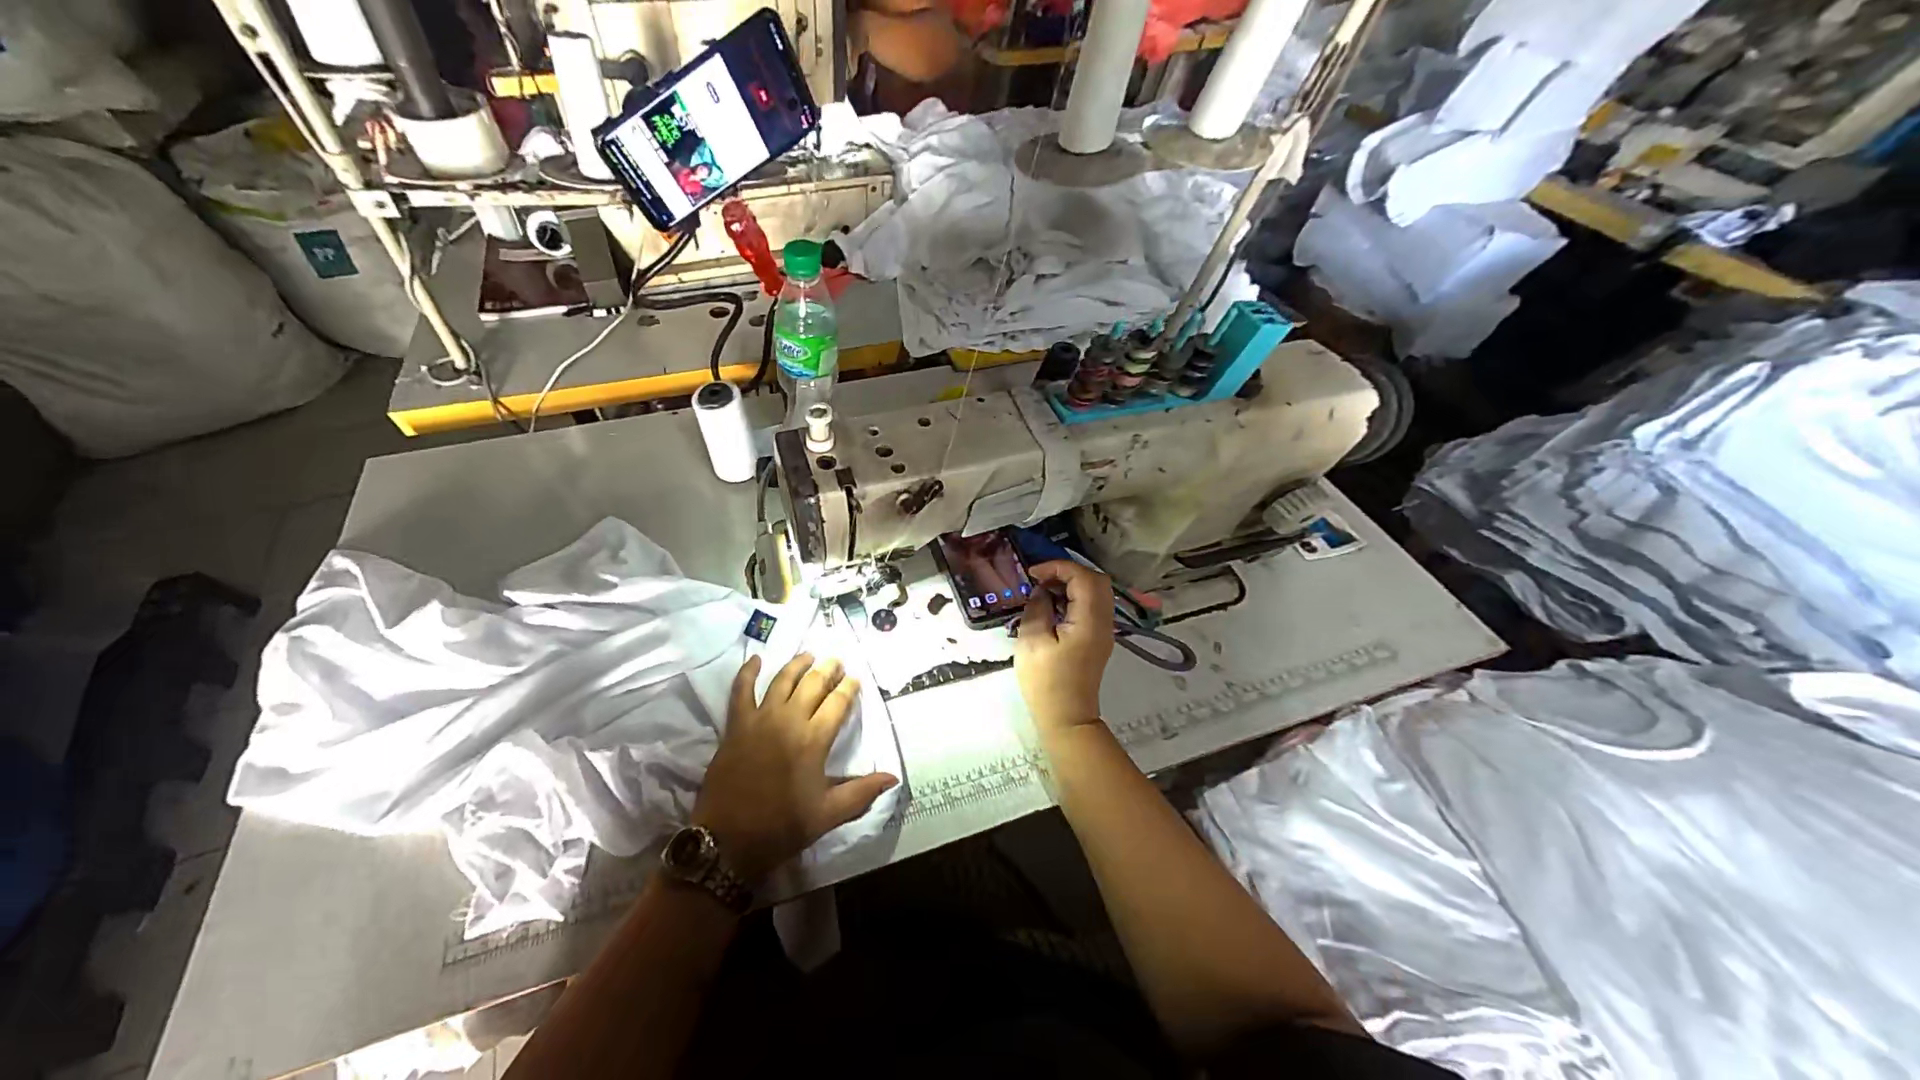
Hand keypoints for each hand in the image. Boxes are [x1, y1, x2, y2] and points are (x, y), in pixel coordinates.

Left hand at [693, 654, 898, 883]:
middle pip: (812, 684)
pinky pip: (741, 691)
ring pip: (781, 680)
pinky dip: (748, 673)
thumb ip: (862, 792)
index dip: (849, 688)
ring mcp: (759, 719)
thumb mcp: (828, 814)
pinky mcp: (736, 725)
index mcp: (814, 740)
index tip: (855, 679)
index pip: (838, 702)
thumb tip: (893, 777)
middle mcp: (789, 721)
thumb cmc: (782, 827)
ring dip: (797, 665)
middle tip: (837, 662)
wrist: (728, 840)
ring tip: (808, 655)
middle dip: (828, 670)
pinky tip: (756, 660)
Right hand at [1014, 560, 1114, 733]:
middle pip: (1097, 580)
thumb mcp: (1031, 642)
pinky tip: (1053, 607)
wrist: (1067, 719)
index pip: (1083, 577)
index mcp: (1089, 620)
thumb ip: (1037, 609)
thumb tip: (1041, 592)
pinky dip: (1075, 598)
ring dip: (1072, 584)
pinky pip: (1092, 607)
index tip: (1033, 574)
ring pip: (1097, 592)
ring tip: (1044, 591)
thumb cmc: (1046, 683)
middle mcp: (1103, 622)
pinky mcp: (1098, 640)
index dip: (1058, 567)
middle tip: (1041, 579)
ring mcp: (1104, 631)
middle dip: (1068, 572)